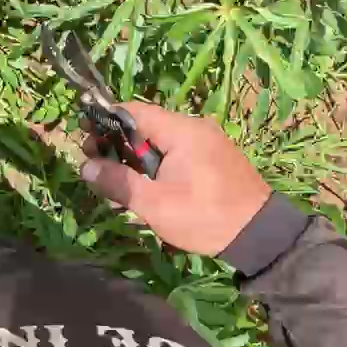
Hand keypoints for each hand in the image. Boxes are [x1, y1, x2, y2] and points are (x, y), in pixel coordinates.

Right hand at [80, 102, 272, 257]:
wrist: (261, 235)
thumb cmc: (205, 217)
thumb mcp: (155, 204)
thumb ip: (118, 183)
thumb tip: (85, 168)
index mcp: (182, 131)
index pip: (133, 111)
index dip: (105, 122)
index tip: (85, 140)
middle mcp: (195, 128)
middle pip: (144, 125)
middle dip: (116, 144)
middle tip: (97, 167)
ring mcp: (206, 143)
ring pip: (158, 141)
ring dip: (134, 158)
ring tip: (117, 183)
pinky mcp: (212, 159)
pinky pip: (174, 153)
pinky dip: (154, 164)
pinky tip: (145, 187)